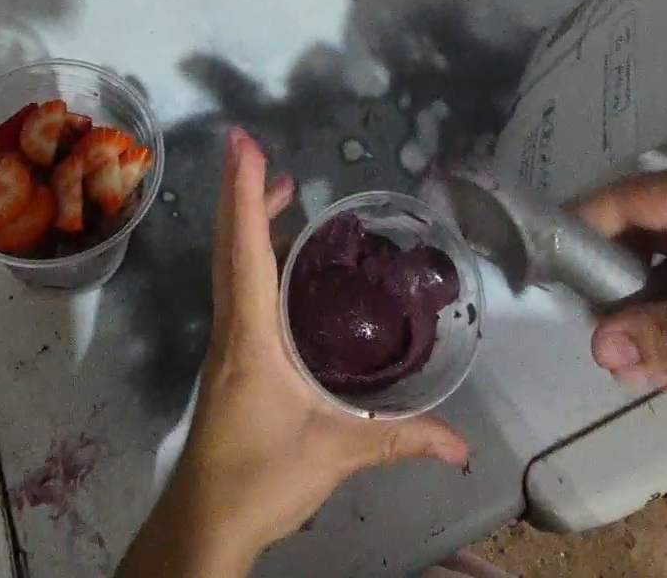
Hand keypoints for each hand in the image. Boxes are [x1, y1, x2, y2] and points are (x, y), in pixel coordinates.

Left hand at [118, 128, 467, 577]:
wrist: (206, 522)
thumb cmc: (261, 478)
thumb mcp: (337, 453)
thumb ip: (400, 440)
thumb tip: (460, 444)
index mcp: (251, 335)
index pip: (246, 250)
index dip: (243, 194)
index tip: (241, 145)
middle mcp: (232, 326)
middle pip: (229, 245)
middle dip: (241, 193)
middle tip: (259, 152)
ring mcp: (227, 340)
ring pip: (230, 265)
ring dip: (247, 222)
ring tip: (280, 191)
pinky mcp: (232, 356)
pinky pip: (238, 287)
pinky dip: (253, 255)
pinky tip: (284, 261)